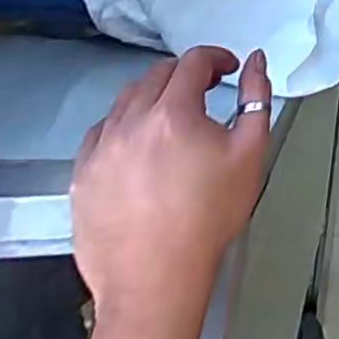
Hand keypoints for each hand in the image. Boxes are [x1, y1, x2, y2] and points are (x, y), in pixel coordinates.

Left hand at [73, 46, 271, 338]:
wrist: (157, 281)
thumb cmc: (209, 217)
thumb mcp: (251, 150)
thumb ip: (257, 96)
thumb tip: (255, 61)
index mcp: (174, 114)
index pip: (193, 61)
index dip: (216, 58)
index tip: (228, 70)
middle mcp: (131, 124)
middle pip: (157, 74)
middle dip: (186, 74)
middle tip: (207, 89)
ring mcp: (101, 150)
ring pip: (126, 98)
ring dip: (154, 94)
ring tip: (174, 115)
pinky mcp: (82, 176)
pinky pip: (100, 131)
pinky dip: (123, 123)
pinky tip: (140, 141)